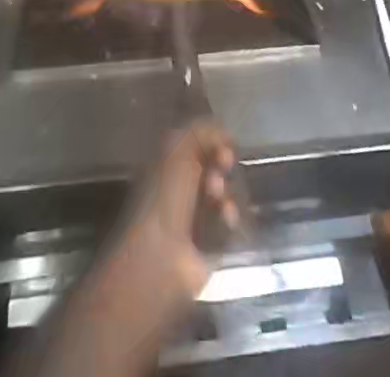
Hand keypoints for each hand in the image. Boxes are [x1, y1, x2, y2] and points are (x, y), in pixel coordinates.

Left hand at [13, 121, 238, 376]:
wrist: (160, 258)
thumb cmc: (163, 198)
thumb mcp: (176, 151)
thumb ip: (200, 131)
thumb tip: (223, 131)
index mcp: (165, 166)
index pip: (196, 146)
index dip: (212, 141)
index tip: (224, 144)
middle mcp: (179, 190)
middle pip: (213, 168)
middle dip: (221, 165)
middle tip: (223, 168)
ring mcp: (194, 218)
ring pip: (224, 194)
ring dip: (227, 192)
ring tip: (219, 201)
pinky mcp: (209, 244)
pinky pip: (229, 223)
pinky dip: (230, 218)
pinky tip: (226, 220)